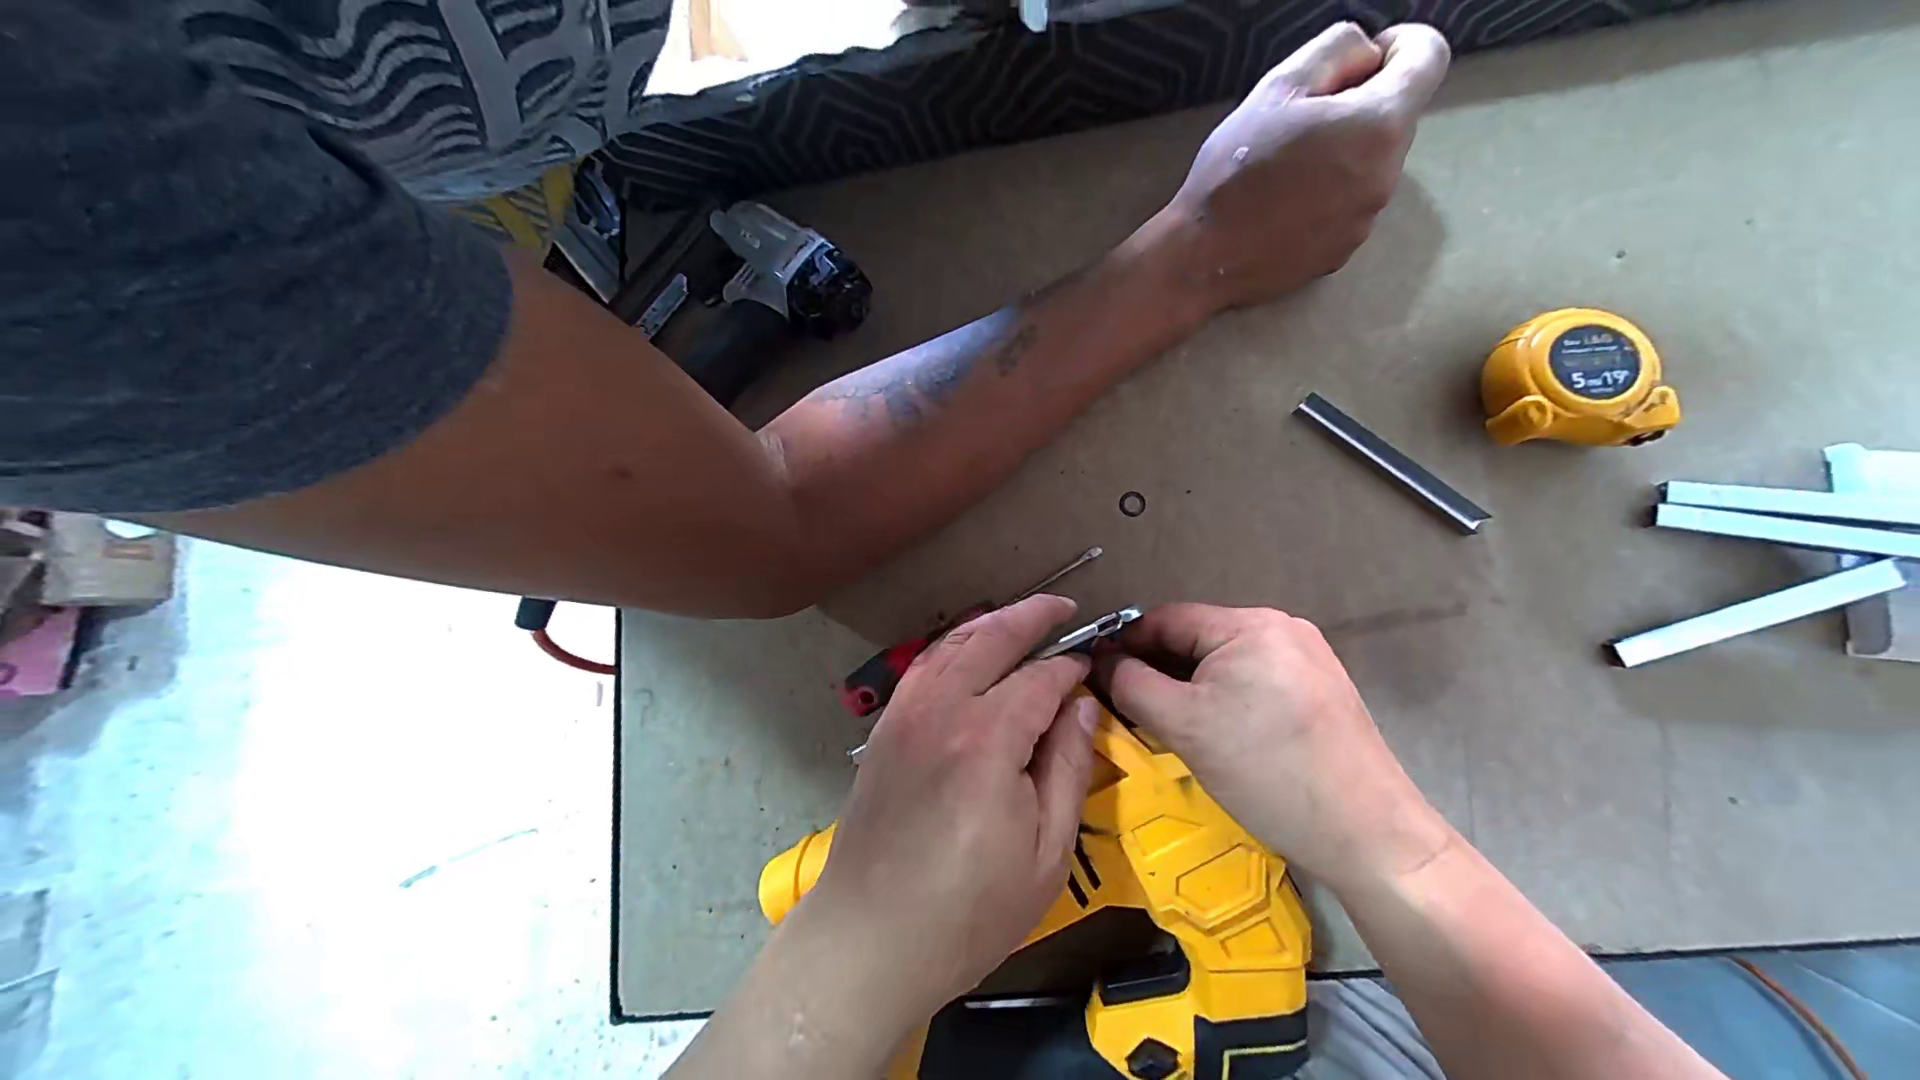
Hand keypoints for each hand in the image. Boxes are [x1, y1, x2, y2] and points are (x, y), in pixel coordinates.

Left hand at [801, 594, 1099, 1021]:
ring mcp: (905, 714)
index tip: (1089, 666)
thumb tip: (1081, 704)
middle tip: (1064, 608)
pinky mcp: (885, 729)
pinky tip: (970, 653)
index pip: (1039, 678)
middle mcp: (942, 710)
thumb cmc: (969, 910)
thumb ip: (1068, 767)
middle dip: (1032, 614)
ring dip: (991, 623)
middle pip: (991, 638)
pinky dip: (953, 646)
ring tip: (1023, 619)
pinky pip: (924, 667)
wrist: (871, 937)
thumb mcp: (1046, 851)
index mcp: (987, 739)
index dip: (1070, 666)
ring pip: (952, 643)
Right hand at [1095, 604, 1453, 892]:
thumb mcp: (1183, 726)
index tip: (1096, 672)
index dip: (1126, 643)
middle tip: (1125, 701)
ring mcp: (1306, 657)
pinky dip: (1221, 695)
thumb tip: (1100, 662)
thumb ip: (1130, 684)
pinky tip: (1212, 727)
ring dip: (1187, 683)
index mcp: (1251, 624)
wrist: (1368, 836)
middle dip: (1157, 666)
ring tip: (1165, 718)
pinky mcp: (1318, 687)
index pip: (1166, 618)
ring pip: (1222, 660)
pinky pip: (1252, 677)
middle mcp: (1282, 627)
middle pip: (1196, 637)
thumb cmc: (1267, 772)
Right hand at [1153, 22, 1449, 311]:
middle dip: (1361, 110)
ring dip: (1343, 159)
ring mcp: (1364, 222)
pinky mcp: (1341, 254)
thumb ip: (1337, 49)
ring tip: (1286, 176)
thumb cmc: (1231, 174)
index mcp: (1378, 125)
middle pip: (1396, 119)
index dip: (1398, 47)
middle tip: (1299, 127)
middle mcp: (1386, 176)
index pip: (1429, 58)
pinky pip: (1349, 210)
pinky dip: (1328, 200)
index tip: (1358, 63)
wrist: (1200, 260)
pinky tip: (1283, 211)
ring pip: (1371, 168)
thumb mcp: (1275, 88)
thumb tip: (1368, 56)